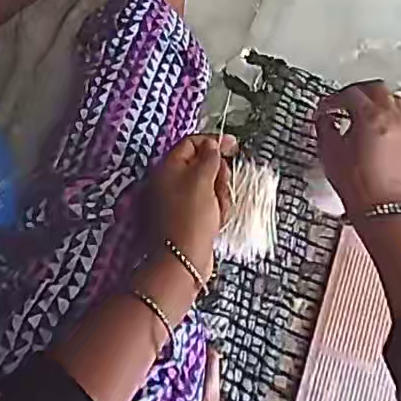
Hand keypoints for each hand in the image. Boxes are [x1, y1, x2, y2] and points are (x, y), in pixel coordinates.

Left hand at [148, 132, 233, 272]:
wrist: (183, 259)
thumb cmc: (190, 216)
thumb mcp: (202, 180)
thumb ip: (209, 157)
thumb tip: (212, 144)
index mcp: (167, 168)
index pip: (190, 143)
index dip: (212, 141)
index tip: (233, 146)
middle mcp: (169, 182)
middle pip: (202, 165)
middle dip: (218, 175)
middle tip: (221, 186)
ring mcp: (179, 202)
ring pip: (209, 187)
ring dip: (219, 196)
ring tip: (218, 210)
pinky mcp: (188, 218)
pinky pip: (208, 206)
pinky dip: (216, 211)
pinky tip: (216, 221)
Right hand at [314, 81, 400, 214]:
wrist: (380, 205)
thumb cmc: (357, 182)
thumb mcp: (330, 151)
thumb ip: (325, 126)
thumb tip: (324, 118)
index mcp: (370, 116)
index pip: (350, 94)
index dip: (332, 99)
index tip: (323, 108)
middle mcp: (391, 116)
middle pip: (374, 88)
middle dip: (355, 91)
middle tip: (339, 101)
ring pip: (389, 97)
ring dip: (371, 99)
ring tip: (356, 110)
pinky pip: (397, 112)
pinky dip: (383, 111)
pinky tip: (370, 124)